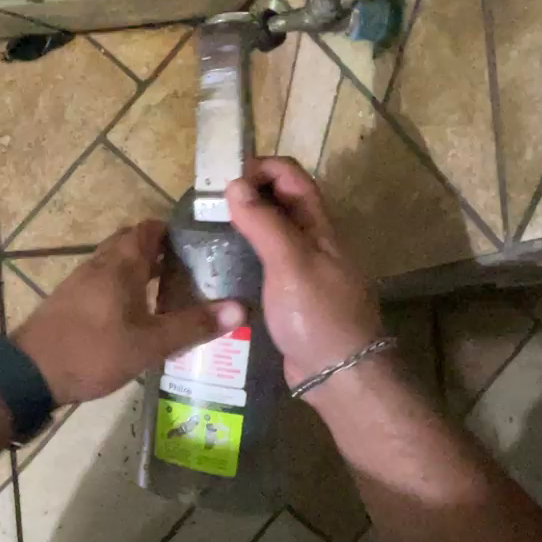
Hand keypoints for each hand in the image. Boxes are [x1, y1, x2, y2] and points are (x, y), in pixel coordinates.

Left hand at [14, 221, 245, 403]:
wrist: (30, 373)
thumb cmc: (93, 351)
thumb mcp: (149, 343)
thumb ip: (192, 325)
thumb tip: (241, 308)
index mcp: (120, 263)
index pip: (150, 229)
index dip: (175, 232)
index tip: (203, 245)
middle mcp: (99, 264)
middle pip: (133, 246)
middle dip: (162, 254)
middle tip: (194, 273)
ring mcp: (80, 283)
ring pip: (117, 267)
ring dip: (142, 274)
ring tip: (174, 296)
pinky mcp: (69, 303)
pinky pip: (104, 286)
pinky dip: (125, 292)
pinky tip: (139, 318)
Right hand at [225, 157, 381, 384]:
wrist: (339, 373)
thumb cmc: (317, 315)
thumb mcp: (290, 264)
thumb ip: (264, 223)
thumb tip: (234, 184)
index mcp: (318, 226)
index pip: (291, 176)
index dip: (260, 167)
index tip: (222, 179)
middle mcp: (311, 242)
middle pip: (279, 202)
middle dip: (245, 195)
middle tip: (205, 207)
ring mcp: (300, 270)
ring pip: (269, 235)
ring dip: (240, 227)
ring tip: (202, 236)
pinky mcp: (288, 296)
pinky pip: (262, 266)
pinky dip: (241, 258)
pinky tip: (217, 271)